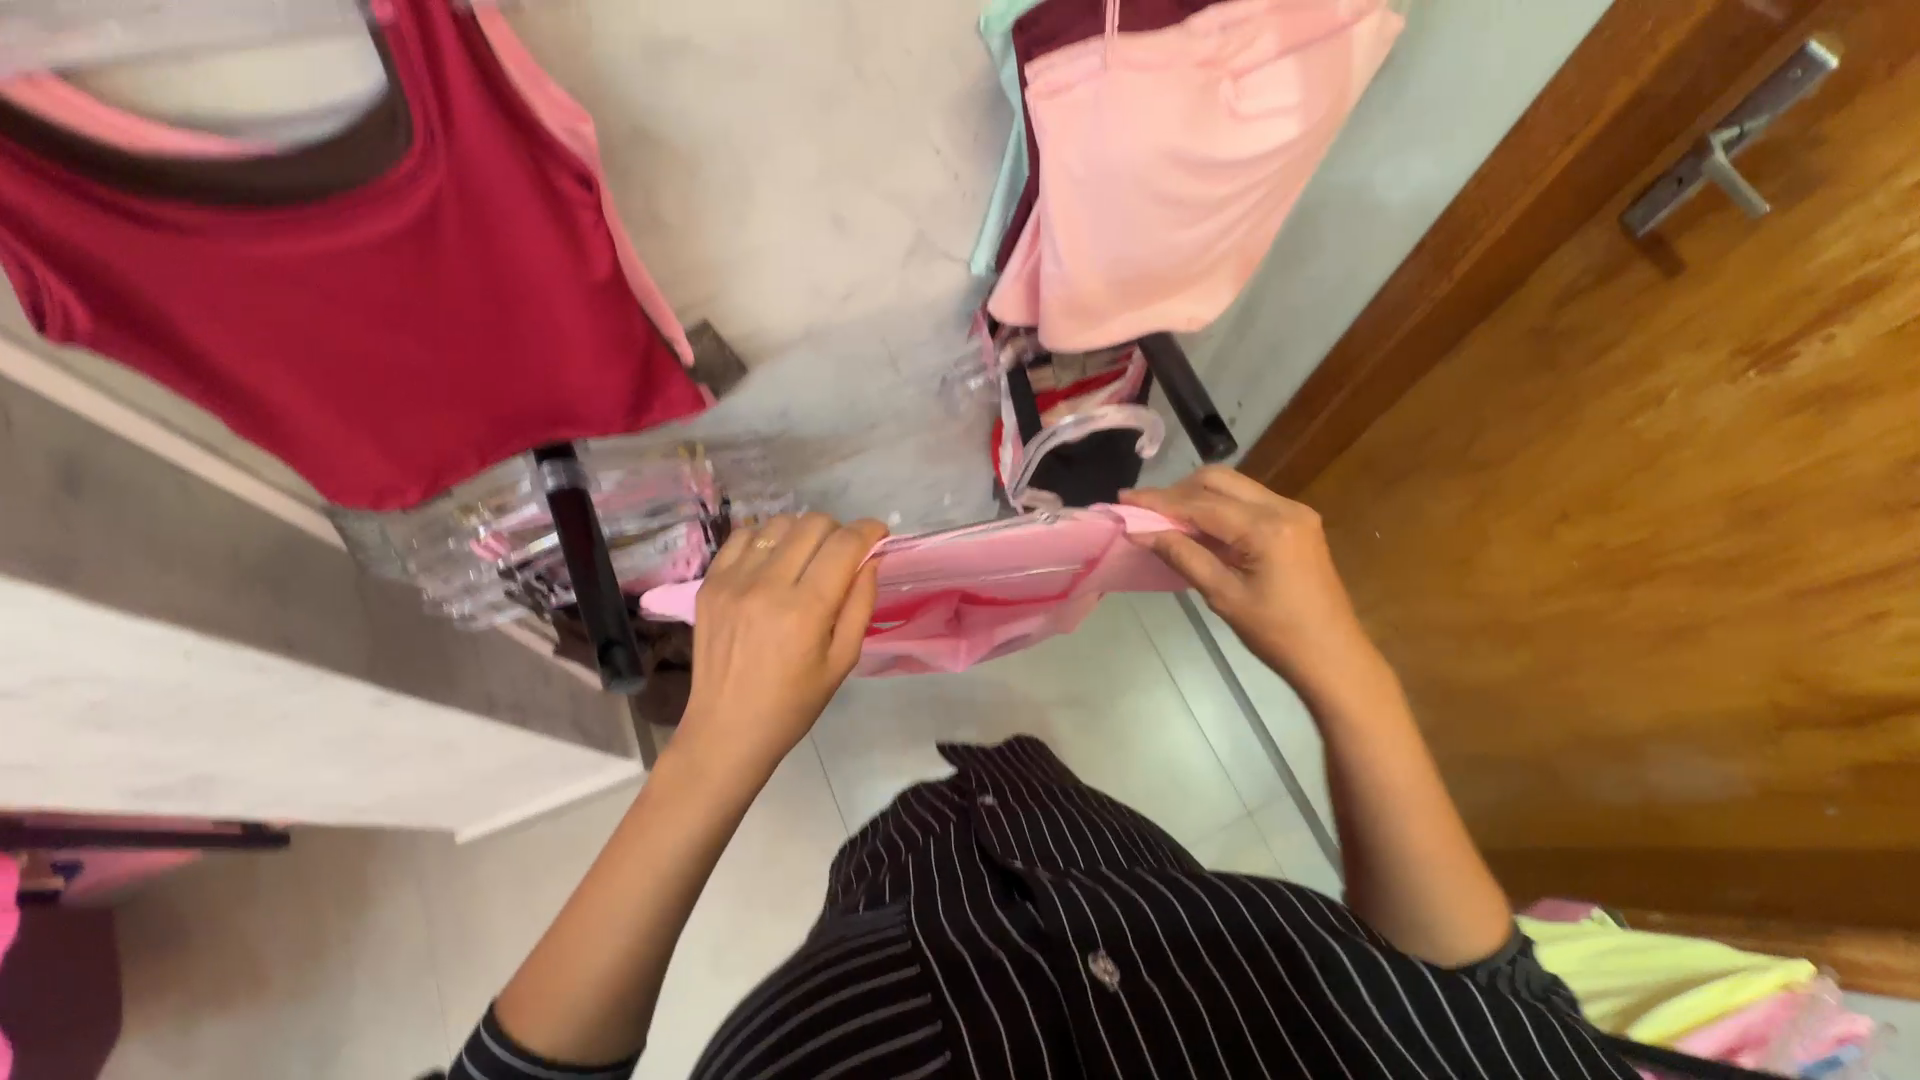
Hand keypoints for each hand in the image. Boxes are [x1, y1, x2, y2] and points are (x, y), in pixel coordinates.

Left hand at [676, 513, 887, 775]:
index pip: (845, 544)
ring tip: (807, 559)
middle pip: (813, 524)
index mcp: (805, 610)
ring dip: (803, 533)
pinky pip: (743, 536)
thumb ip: (860, 604)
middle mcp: (767, 585)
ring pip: (779, 524)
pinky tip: (774, 562)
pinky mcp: (710, 583)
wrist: (727, 729)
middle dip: (839, 531)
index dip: (869, 531)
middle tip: (843, 555)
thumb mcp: (843, 661)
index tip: (878, 535)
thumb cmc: (793, 704)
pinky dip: (766, 539)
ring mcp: (733, 581)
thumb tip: (872, 559)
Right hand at [1121, 466, 1376, 689]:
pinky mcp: (1298, 522)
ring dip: (1198, 496)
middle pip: (1218, 480)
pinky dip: (1220, 507)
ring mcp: (1294, 512)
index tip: (1124, 499)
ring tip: (1166, 519)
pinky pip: (1249, 501)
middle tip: (1145, 510)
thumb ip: (1183, 556)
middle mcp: (1283, 508)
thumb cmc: (1277, 634)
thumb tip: (1142, 533)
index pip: (1201, 503)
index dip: (1158, 501)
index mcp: (1266, 528)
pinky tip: (1200, 528)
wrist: (1333, 656)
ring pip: (1234, 486)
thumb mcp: (1223, 596)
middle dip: (1177, 491)